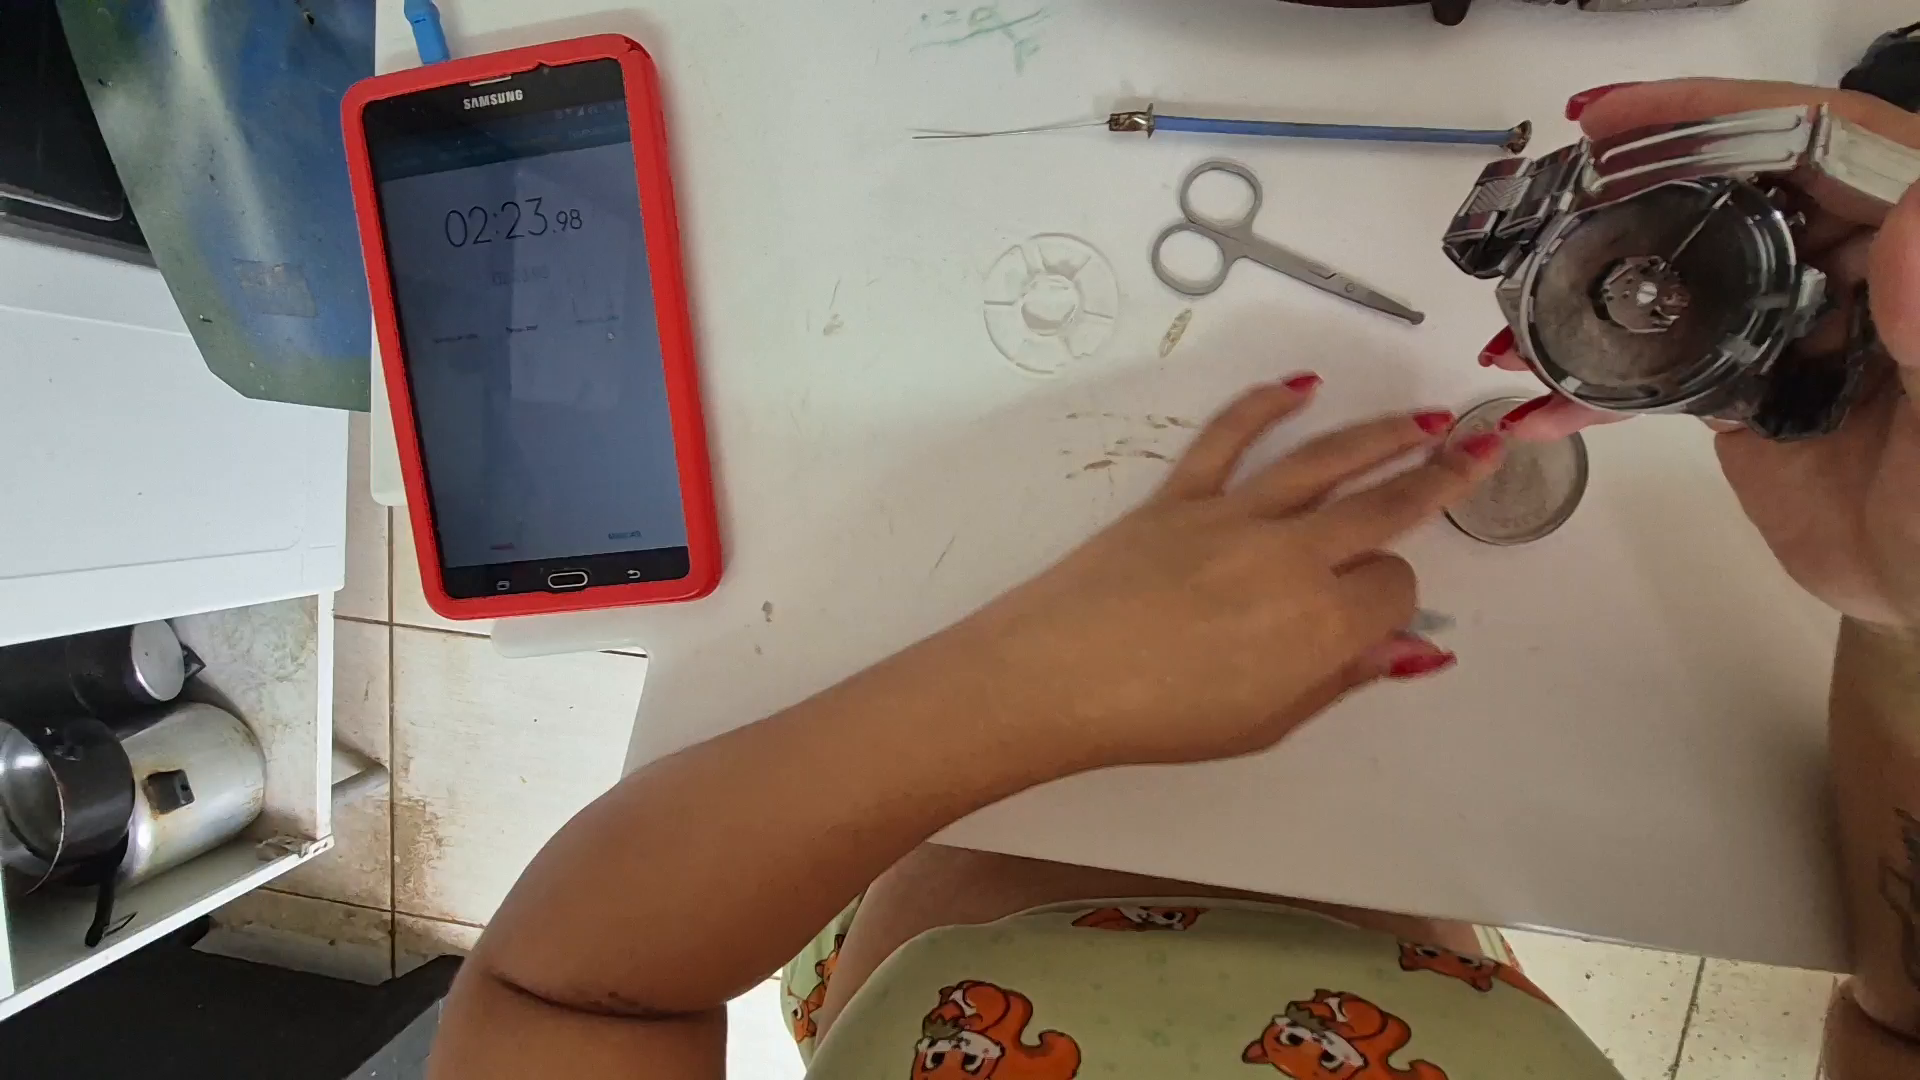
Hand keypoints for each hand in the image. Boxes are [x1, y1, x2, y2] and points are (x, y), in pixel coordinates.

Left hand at [947, 376, 1502, 768]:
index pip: (1394, 589)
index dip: (1394, 601)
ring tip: (1427, 416)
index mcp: (1323, 621)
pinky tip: (1299, 386)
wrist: (1057, 675)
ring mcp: (1232, 516)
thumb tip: (1414, 648)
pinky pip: (1227, 439)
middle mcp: (1292, 555)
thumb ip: (1342, 678)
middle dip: (1441, 478)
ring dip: (1383, 433)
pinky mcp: (1177, 497)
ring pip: (1324, 460)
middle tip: (1482, 446)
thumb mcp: (1265, 723)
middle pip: (1383, 507)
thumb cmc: (1159, 717)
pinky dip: (1262, 406)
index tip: (1376, 614)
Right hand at [1484, 79, 1919, 627]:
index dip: (1707, 117)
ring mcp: (1778, 330)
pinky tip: (1535, 412)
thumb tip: (1911, 208)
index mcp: (1910, 248)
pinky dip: (1583, 390)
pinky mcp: (1730, 390)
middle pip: (1716, 206)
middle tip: (1526, 218)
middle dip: (1611, 208)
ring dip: (1575, 309)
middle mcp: (1842, 271)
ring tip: (1504, 337)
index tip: (1603, 121)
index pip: (1811, 148)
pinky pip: (1645, 369)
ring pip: (1662, 288)